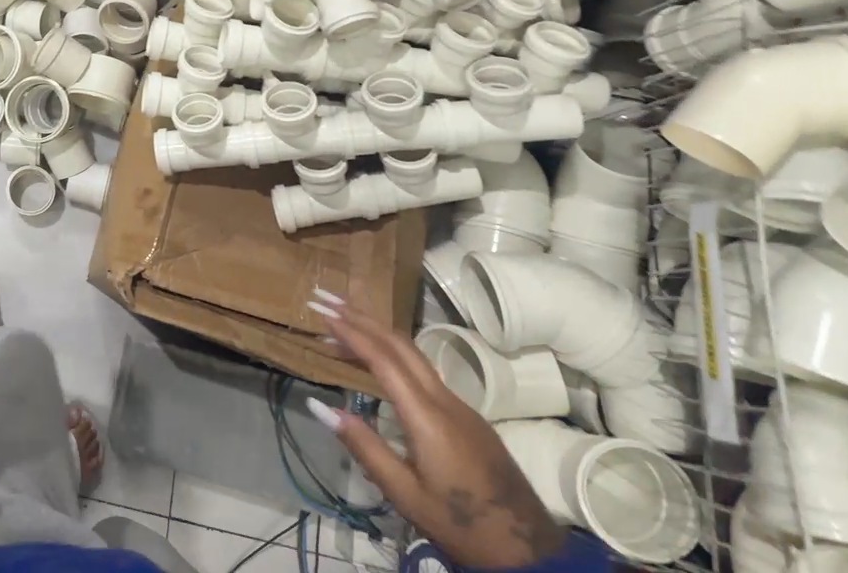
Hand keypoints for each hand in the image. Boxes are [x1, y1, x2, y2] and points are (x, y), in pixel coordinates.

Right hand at [307, 291, 566, 569]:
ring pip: (413, 354)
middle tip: (326, 299)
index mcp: (427, 417)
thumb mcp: (404, 492)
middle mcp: (445, 400)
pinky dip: (392, 354)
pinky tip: (375, 362)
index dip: (351, 332)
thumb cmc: (460, 524)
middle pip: (400, 344)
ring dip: (376, 333)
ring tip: (341, 325)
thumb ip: (363, 445)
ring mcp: (459, 406)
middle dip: (361, 317)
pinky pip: (422, 371)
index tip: (322, 312)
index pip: (383, 360)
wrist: (528, 549)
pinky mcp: (466, 416)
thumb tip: (320, 405)